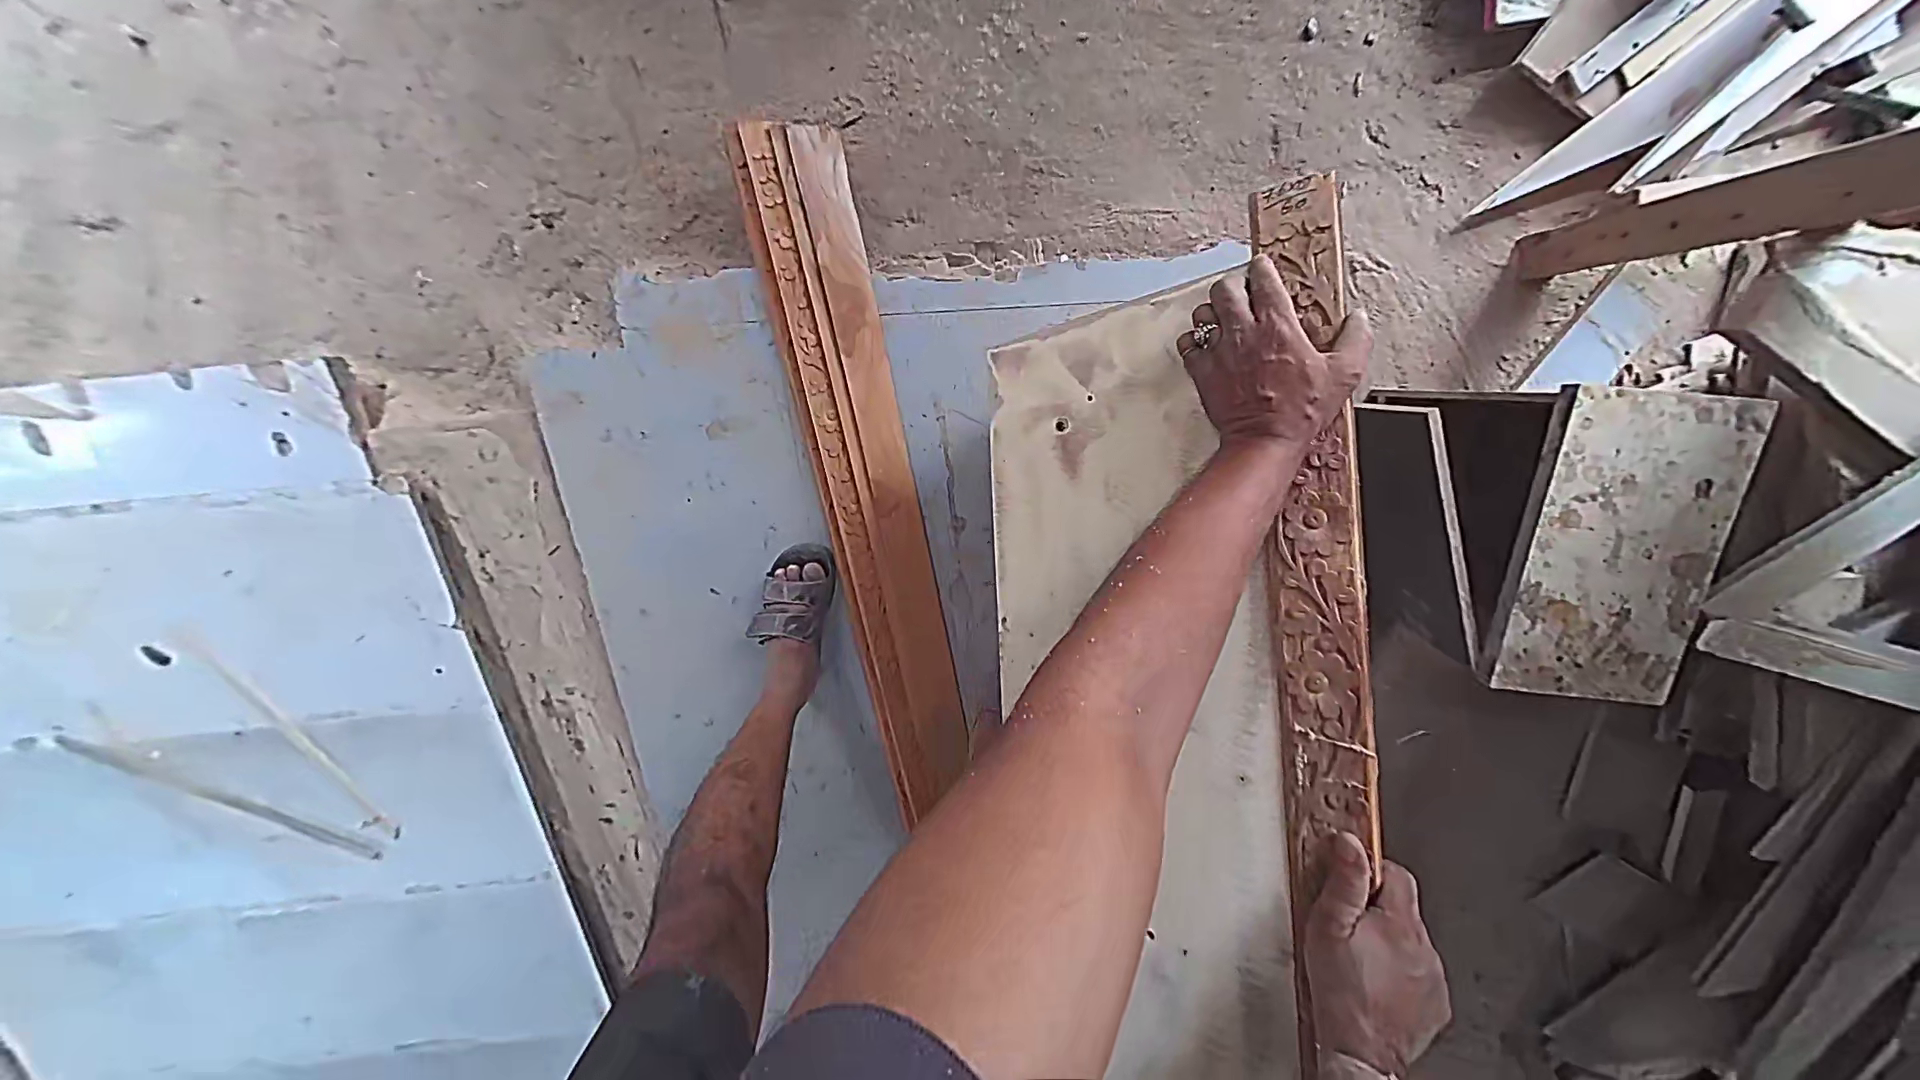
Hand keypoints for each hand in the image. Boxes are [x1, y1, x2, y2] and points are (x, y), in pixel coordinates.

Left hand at [1177, 255, 1370, 447]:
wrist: (1263, 441)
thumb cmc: (1300, 411)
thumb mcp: (1344, 373)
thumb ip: (1355, 339)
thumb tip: (1358, 318)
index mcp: (1278, 326)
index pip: (1263, 279)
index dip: (1261, 268)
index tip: (1262, 268)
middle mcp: (1244, 333)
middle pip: (1225, 289)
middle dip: (1233, 285)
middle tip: (1241, 293)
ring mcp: (1218, 352)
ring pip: (1202, 313)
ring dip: (1210, 311)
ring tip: (1222, 319)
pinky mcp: (1201, 372)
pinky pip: (1186, 345)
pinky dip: (1192, 341)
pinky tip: (1204, 346)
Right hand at [1304, 832, 1449, 1076]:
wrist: (1360, 1053)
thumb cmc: (1340, 990)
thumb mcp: (1328, 925)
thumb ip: (1343, 881)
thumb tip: (1351, 843)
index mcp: (1401, 925)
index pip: (1396, 873)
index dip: (1369, 871)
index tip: (1350, 878)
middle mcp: (1426, 950)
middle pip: (1402, 907)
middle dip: (1374, 908)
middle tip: (1346, 924)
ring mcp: (1434, 979)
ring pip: (1409, 939)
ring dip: (1386, 939)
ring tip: (1358, 954)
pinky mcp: (1435, 1003)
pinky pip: (1417, 969)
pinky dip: (1397, 968)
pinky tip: (1373, 977)